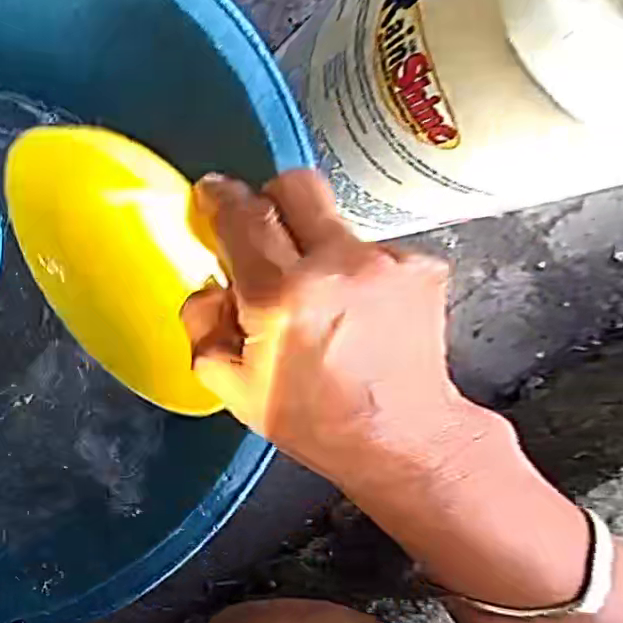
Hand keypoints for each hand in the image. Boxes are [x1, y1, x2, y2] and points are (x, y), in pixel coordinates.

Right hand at [183, 171, 490, 493]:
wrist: (396, 433)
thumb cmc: (301, 412)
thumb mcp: (221, 376)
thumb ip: (202, 322)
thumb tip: (210, 290)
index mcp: (282, 294)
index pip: (246, 221)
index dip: (222, 198)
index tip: (210, 190)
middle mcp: (341, 265)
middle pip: (299, 189)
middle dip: (268, 197)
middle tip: (250, 222)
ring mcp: (389, 262)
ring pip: (329, 223)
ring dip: (303, 244)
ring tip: (298, 292)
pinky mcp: (420, 268)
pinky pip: (362, 249)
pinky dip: (338, 266)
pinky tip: (337, 304)